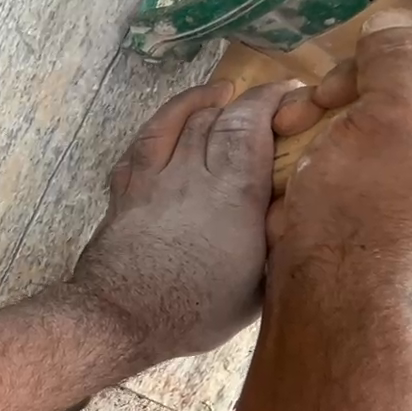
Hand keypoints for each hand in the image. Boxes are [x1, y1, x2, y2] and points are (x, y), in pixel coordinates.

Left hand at [70, 80, 291, 363]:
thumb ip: (278, 238)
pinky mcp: (120, 197)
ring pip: (168, 126)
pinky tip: (163, 130)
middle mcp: (188, 176)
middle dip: (240, 101)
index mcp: (233, 193)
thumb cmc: (193, 310)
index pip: (249, 124)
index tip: (290, 95)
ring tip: (215, 94)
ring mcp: (148, 184)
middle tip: (260, 98)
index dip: (270, 100)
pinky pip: (136, 151)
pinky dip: (153, 132)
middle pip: (211, 119)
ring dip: (193, 103)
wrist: (117, 317)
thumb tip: (294, 212)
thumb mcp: (259, 282)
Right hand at [270, 13, 411, 282]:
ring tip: (300, 115)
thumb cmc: (375, 191)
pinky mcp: (378, 165)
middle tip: (334, 88)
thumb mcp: (399, 107)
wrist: (319, 258)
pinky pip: (357, 120)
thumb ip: (403, 51)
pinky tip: (293, 126)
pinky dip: (322, 118)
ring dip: (333, 96)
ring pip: (384, 92)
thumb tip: (389, 23)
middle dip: (371, 73)